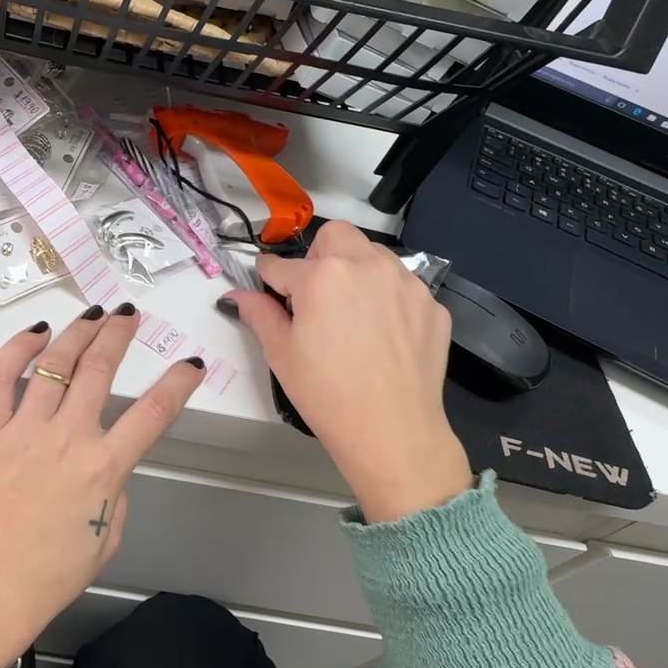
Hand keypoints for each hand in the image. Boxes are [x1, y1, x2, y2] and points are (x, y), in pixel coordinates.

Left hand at [0, 304, 207, 666]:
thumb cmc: (53, 573)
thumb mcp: (108, 536)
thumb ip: (114, 488)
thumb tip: (106, 459)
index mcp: (104, 468)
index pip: (153, 413)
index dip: (178, 384)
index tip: (190, 365)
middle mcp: (67, 439)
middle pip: (101, 369)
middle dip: (120, 334)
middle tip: (130, 316)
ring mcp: (24, 431)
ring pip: (55, 364)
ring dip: (78, 332)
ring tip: (93, 314)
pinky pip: (0, 379)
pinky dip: (17, 349)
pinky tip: (36, 333)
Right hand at [226, 221, 472, 522]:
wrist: (392, 431)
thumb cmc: (326, 393)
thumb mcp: (280, 353)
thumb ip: (258, 313)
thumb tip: (234, 296)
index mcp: (322, 275)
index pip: (280, 263)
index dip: (266, 278)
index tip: (266, 291)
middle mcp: (368, 266)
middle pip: (335, 236)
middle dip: (318, 256)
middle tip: (312, 296)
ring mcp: (407, 283)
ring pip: (374, 255)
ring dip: (355, 271)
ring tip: (349, 316)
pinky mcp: (432, 305)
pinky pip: (402, 286)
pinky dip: (386, 299)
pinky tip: (380, 336)